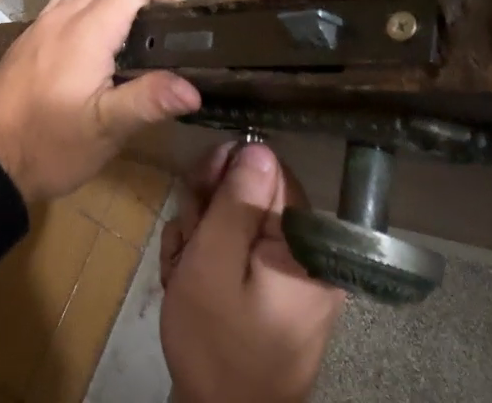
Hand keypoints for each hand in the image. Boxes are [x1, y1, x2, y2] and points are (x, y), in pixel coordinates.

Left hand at [0, 0, 200, 202]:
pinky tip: (92, 58)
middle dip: (140, 1)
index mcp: (86, 30)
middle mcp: (62, 16)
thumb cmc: (50, 144)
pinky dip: (86, 19)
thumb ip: (148, 101)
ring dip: (111, 8)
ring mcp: (39, 27)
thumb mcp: (105, 129)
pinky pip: (63, 12)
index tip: (179, 23)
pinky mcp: (26, 42)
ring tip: (132, 49)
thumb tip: (193, 88)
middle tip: (161, 41)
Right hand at [160, 142, 344, 402]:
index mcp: (306, 246)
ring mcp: (293, 276)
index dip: (228, 171)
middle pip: (254, 197)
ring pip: (238, 223)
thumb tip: (258, 147)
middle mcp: (310, 255)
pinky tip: (188, 280)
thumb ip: (235, 204)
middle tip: (184, 238)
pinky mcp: (275, 293)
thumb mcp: (213, 266)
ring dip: (201, 235)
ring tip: (181, 269)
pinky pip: (241, 254)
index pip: (271, 173)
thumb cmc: (216, 345)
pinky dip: (209, 260)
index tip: (194, 187)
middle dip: (209, 208)